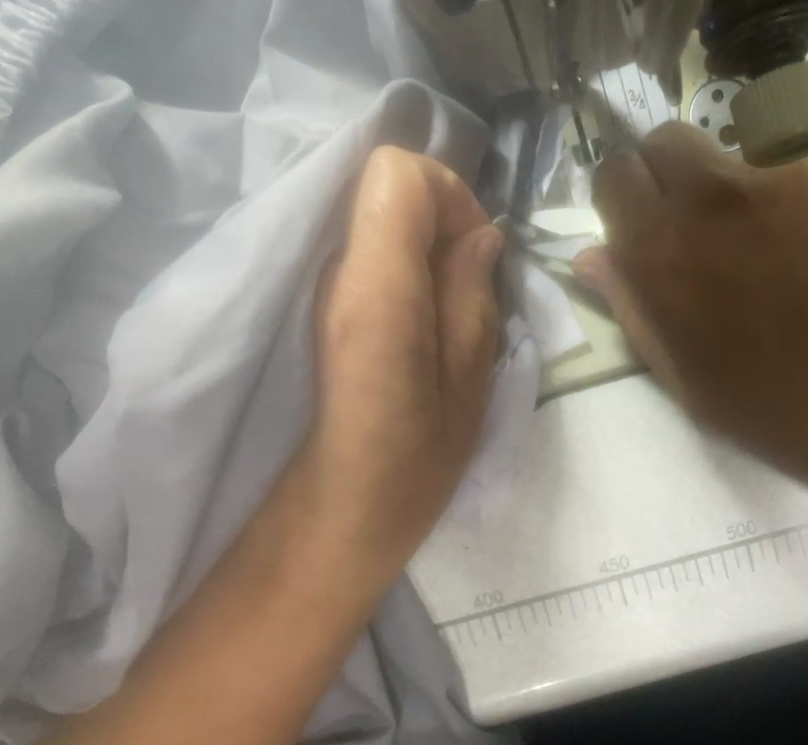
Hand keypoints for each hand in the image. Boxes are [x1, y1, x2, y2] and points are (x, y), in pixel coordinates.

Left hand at [286, 146, 503, 585]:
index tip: (476, 251)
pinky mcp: (331, 308)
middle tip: (475, 286)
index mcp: (377, 292)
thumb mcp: (467, 384)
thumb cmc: (416, 464)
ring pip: (380, 221)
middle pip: (385, 190)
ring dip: (429, 249)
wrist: (347, 507)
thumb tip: (480, 238)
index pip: (395, 174)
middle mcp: (341, 276)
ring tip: (457, 313)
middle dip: (442, 221)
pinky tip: (432, 326)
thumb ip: (472, 298)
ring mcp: (328, 290)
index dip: (446, 194)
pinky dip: (411, 271)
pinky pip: (373, 255)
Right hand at [573, 124, 807, 532]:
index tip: (646, 236)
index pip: (614, 176)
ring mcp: (795, 172)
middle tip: (707, 243)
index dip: (626, 204)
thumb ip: (636, 312)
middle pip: (669, 142)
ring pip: (747, 165)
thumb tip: (594, 258)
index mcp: (666, 253)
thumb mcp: (697, 390)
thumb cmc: (798, 422)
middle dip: (672, 180)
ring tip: (798, 272)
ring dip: (750, 202)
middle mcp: (721, 194)